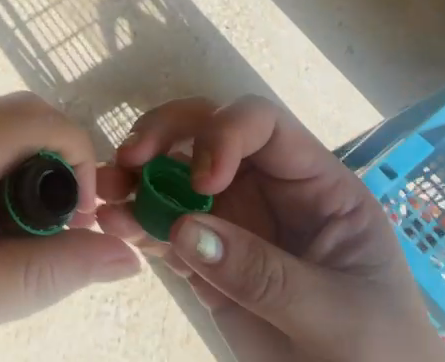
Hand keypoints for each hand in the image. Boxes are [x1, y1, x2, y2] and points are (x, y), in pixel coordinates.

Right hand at [96, 96, 444, 361]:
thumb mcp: (340, 320)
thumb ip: (266, 275)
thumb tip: (184, 228)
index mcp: (317, 188)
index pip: (263, 126)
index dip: (224, 133)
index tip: (202, 180)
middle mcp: (269, 192)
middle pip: (206, 132)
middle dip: (164, 136)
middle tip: (127, 159)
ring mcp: (234, 224)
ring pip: (174, 175)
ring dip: (135, 175)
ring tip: (104, 192)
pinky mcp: (205, 263)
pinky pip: (163, 227)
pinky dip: (134, 221)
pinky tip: (112, 225)